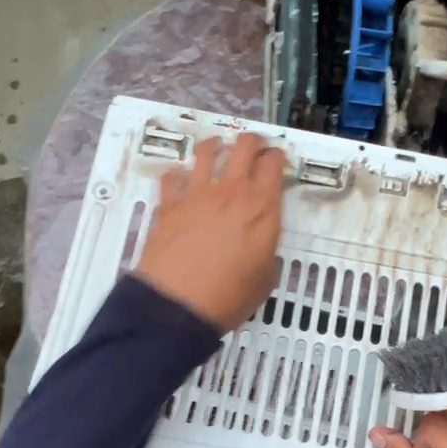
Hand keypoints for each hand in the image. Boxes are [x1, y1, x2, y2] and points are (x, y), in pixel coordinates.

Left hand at [135, 133, 284, 332]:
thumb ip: (266, 253)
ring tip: (217, 149)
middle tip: (253, 147)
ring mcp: (197, 194)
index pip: (274, 164)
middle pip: (244, 146)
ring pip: (207, 151)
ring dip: (215, 146)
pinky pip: (173, 176)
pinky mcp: (169, 204)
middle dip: (252, 142)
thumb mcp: (265, 280)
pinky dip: (178, 175)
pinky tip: (181, 180)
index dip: (277, 157)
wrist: (180, 306)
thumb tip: (262, 248)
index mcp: (263, 208)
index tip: (277, 161)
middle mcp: (232, 191)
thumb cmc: (230, 297)